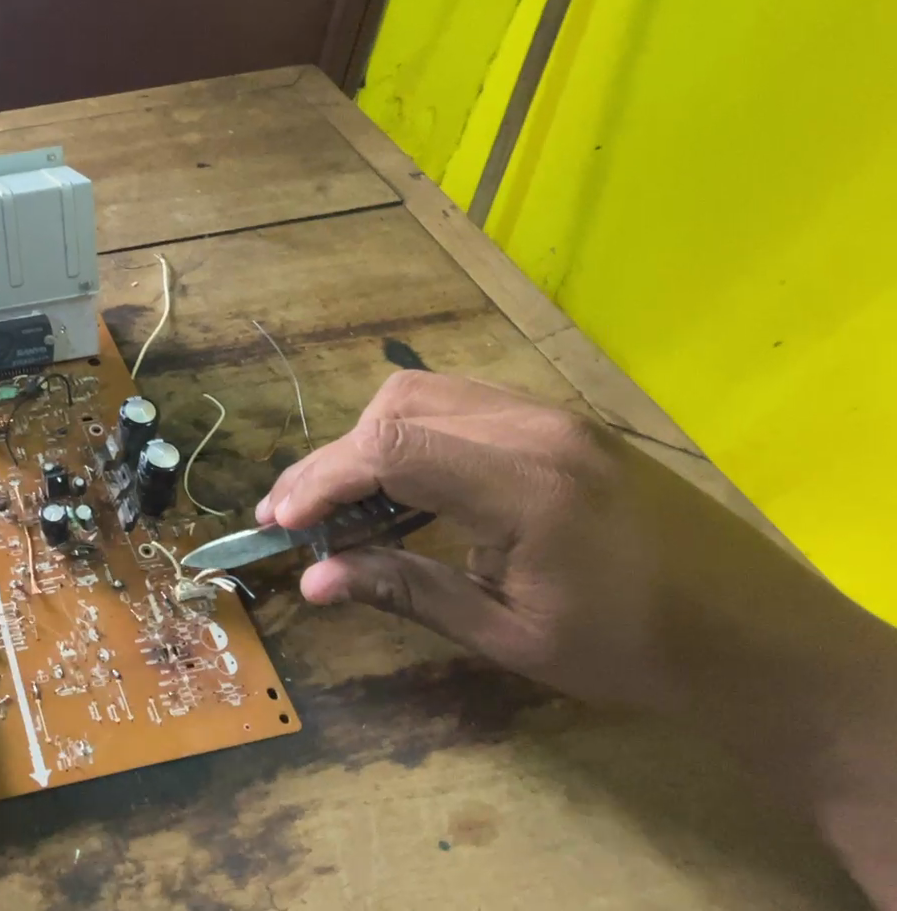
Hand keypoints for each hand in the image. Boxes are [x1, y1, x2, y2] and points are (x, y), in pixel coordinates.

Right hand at [263, 370, 896, 902]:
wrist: (761, 638)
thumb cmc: (634, 651)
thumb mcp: (509, 634)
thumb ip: (404, 591)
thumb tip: (310, 582)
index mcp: (529, 485)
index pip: (391, 450)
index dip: (321, 481)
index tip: (282, 524)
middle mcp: (534, 428)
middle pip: (394, 410)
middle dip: (330, 463)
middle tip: (296, 517)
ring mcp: (548, 415)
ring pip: (417, 393)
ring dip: (363, 441)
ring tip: (338, 498)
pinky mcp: (554, 418)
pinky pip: (453, 399)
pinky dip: (404, 430)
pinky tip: (397, 478)